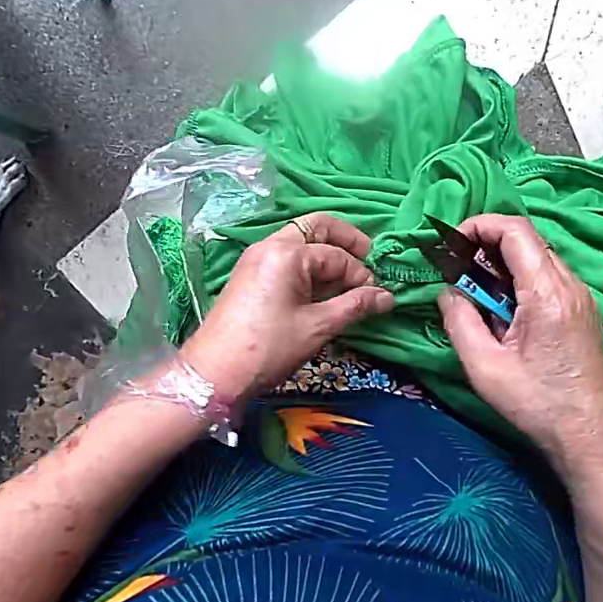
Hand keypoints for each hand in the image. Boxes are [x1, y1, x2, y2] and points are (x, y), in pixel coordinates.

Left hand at [181, 214, 395, 398]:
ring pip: (302, 243)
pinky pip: (288, 260)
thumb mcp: (317, 327)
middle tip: (369, 262)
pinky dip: (310, 269)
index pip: (336, 255)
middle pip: (317, 229)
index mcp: (287, 252)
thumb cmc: (268, 347)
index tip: (378, 295)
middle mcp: (270, 246)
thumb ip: (355, 306)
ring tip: (350, 284)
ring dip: (328, 257)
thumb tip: (387, 297)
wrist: (215, 372)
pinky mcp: (252, 276)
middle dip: (346, 243)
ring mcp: (257, 259)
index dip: (361, 274)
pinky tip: (325, 292)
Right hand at [437, 215, 602, 484]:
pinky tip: (502, 308)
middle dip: (485, 244)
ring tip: (474, 291)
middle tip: (455, 269)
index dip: (479, 226)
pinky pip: (546, 276)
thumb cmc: (536, 403)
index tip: (450, 243)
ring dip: (501, 263)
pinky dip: (518, 278)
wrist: (591, 435)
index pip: (515, 230)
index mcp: (547, 292)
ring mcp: (580, 296)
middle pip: (526, 239)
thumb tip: (448, 291)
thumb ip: (459, 320)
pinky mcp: (581, 310)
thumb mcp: (483, 366)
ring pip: (536, 256)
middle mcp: (570, 284)